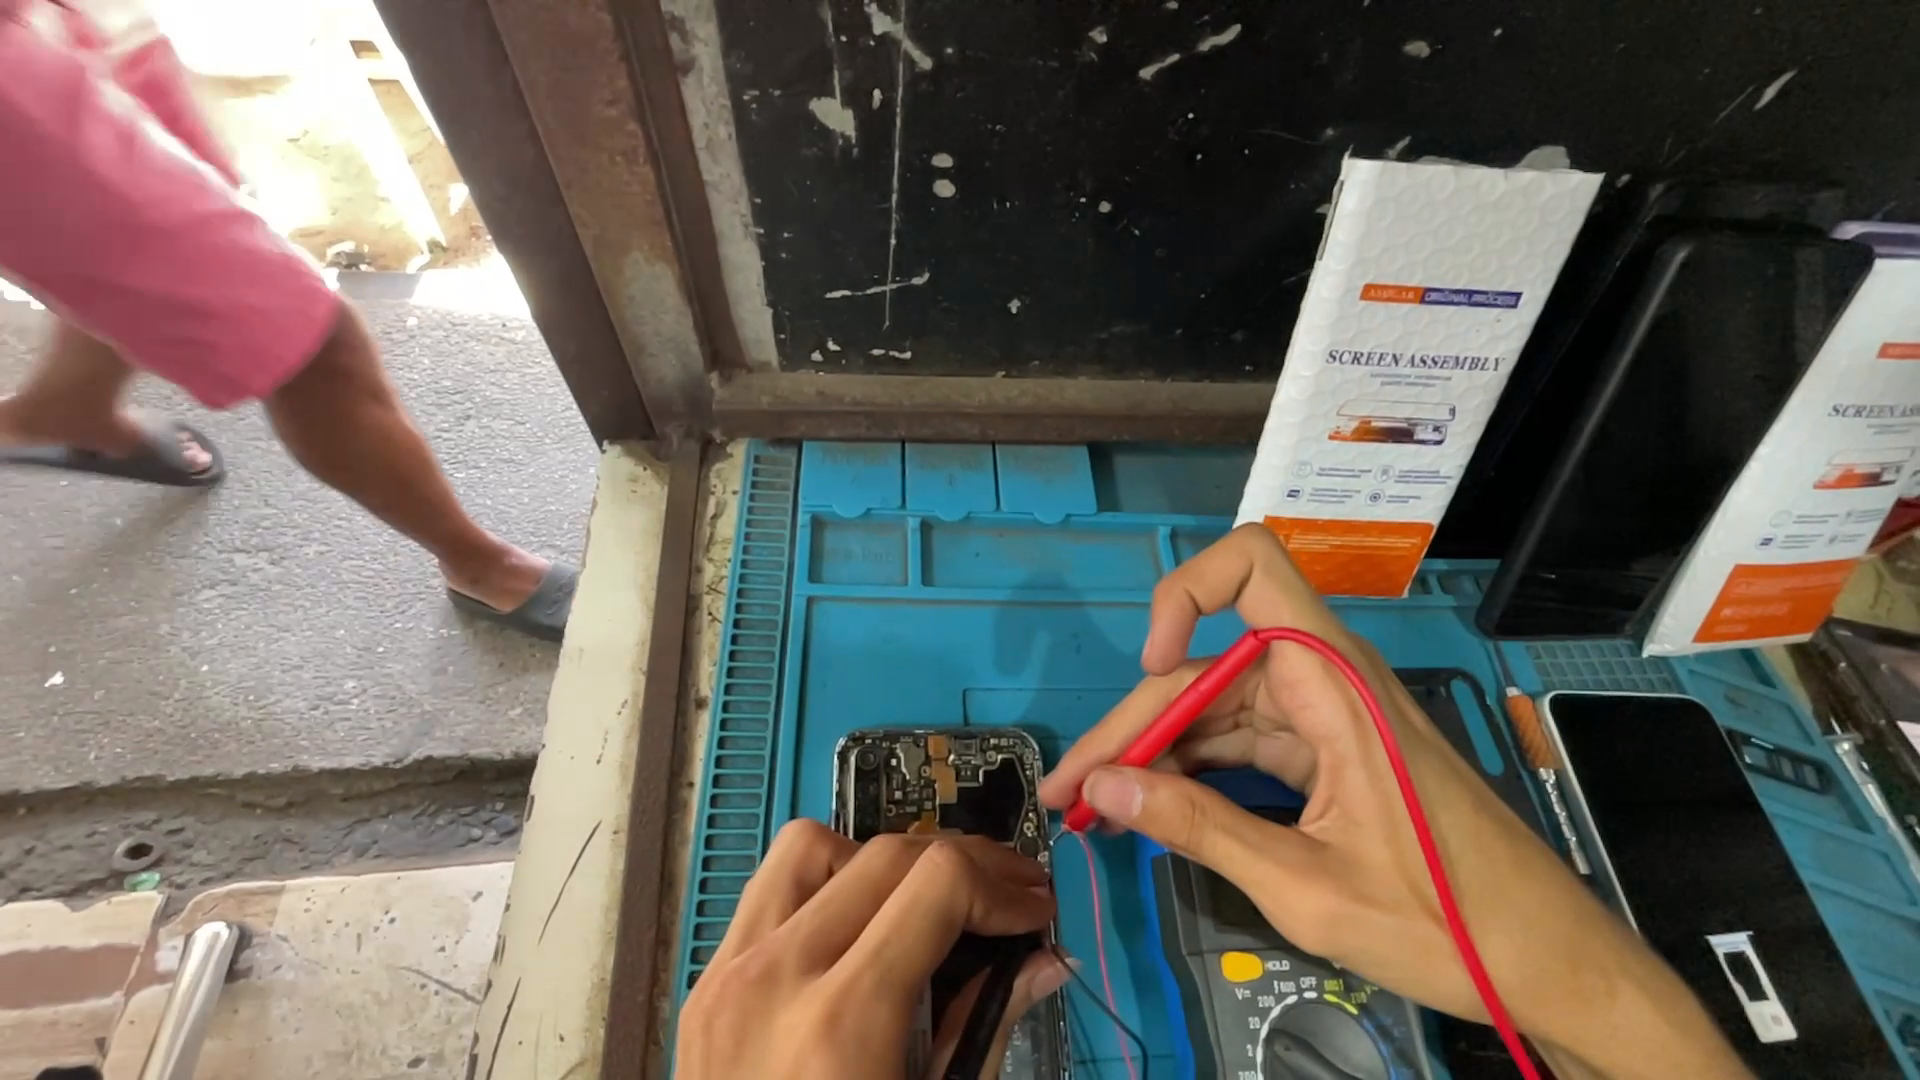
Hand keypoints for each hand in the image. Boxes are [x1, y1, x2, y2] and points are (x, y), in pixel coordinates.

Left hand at [674, 821, 1070, 1079]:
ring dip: (879, 860)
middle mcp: (777, 977)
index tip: (1033, 908)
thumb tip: (1044, 959)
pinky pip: (770, 886)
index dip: (1001, 885)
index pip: (937, 884)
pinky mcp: (706, 979)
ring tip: (919, 902)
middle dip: (964, 862)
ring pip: (814, 845)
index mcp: (841, 1024)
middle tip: (1005, 895)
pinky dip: (823, 881)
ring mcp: (729, 971)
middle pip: (888, 854)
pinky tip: (855, 922)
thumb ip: (985, 1027)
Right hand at [1038, 525, 1748, 1077]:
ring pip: (1211, 705)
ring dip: (1151, 753)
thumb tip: (1101, 787)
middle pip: (1202, 665)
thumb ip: (1197, 827)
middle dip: (1133, 724)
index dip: (1185, 592)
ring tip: (1092, 809)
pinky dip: (1189, 770)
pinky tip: (1149, 807)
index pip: (1250, 568)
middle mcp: (1321, 677)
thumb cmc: (1447, 923)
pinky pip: (1237, 739)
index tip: (1151, 664)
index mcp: (1331, 680)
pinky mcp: (1322, 748)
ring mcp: (1321, 713)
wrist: (1556, 969)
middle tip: (1071, 792)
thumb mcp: (1305, 885)